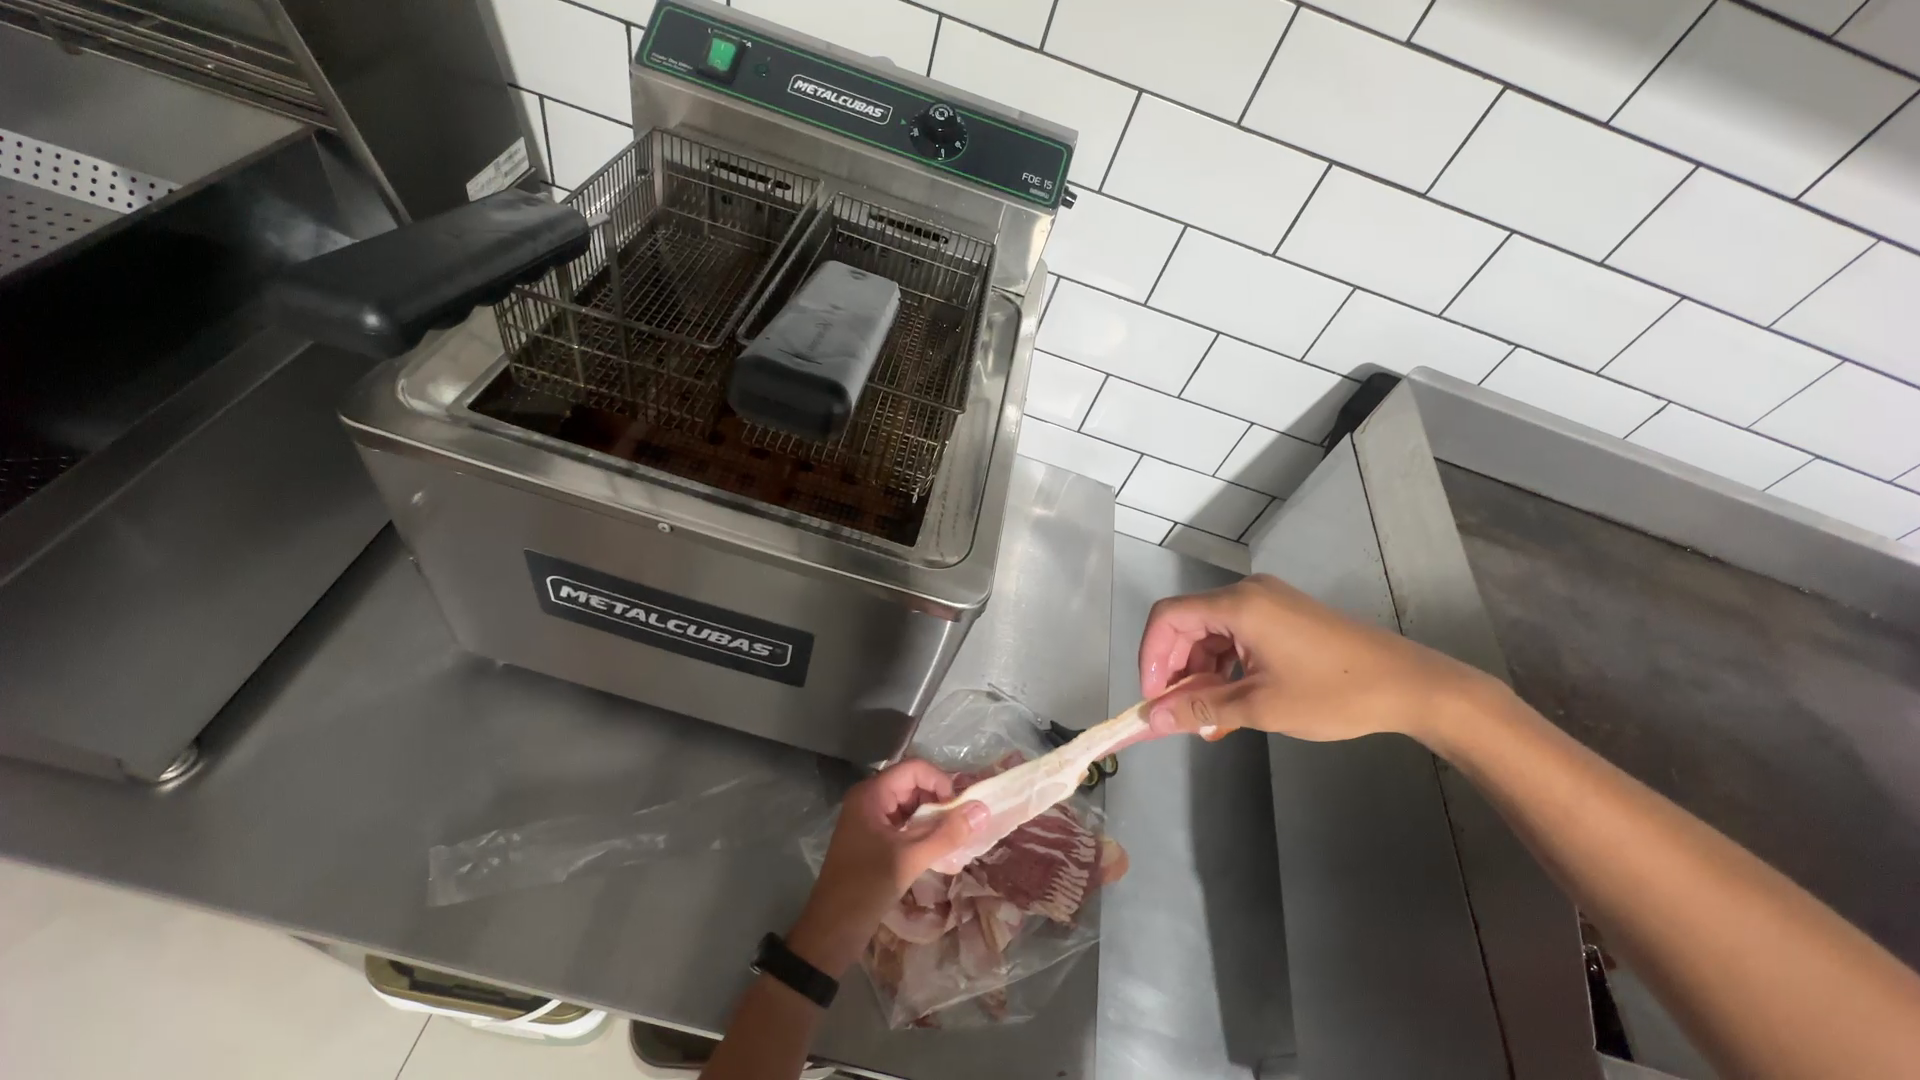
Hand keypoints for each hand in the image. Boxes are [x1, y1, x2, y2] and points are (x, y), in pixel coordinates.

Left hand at [787, 760, 986, 976]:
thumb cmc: (866, 887)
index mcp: (872, 794)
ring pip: (910, 807)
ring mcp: (870, 821)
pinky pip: (904, 825)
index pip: (914, 769)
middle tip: (961, 827)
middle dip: (940, 802)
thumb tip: (983, 810)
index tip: (958, 811)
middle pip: (913, 785)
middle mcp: (869, 800)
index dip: (940, 783)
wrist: (832, 931)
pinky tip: (940, 851)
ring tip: (955, 840)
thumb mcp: (910, 859)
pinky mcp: (874, 841)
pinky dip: (923, 834)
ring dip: (934, 820)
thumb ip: (947, 833)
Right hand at [1139, 573, 1502, 745]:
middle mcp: (1248, 594)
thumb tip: (1152, 720)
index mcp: (1239, 605)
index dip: (1150, 658)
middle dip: (1176, 671)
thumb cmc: (1333, 693)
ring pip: (1212, 635)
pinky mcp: (1285, 618)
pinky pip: (1238, 638)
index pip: (1167, 618)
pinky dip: (1227, 669)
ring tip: (1208, 720)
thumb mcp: (1260, 706)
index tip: (1154, 699)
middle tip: (1179, 714)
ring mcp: (1269, 603)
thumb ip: (1200, 709)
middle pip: (1188, 625)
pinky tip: (1232, 705)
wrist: (1411, 686)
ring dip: (1202, 675)